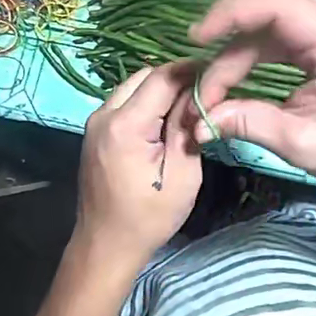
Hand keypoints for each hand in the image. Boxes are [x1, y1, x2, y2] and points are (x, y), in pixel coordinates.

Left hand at [74, 62, 203, 267]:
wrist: (106, 245)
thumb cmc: (149, 216)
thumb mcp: (182, 174)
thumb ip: (188, 129)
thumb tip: (198, 96)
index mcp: (125, 125)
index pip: (162, 78)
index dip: (192, 70)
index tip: (219, 73)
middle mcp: (104, 115)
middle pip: (145, 75)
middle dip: (177, 77)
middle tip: (207, 91)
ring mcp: (96, 122)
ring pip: (133, 86)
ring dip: (161, 89)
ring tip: (190, 105)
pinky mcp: (96, 132)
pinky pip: (125, 102)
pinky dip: (147, 101)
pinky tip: (167, 118)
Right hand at [189, 0, 315, 186]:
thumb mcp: (302, 143)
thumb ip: (251, 124)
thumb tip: (202, 123)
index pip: (274, 1)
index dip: (229, 13)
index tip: (196, 40)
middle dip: (230, 35)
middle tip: (208, 80)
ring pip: (270, 7)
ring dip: (239, 38)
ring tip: (219, 77)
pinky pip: (278, 23)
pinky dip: (252, 43)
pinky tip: (238, 71)